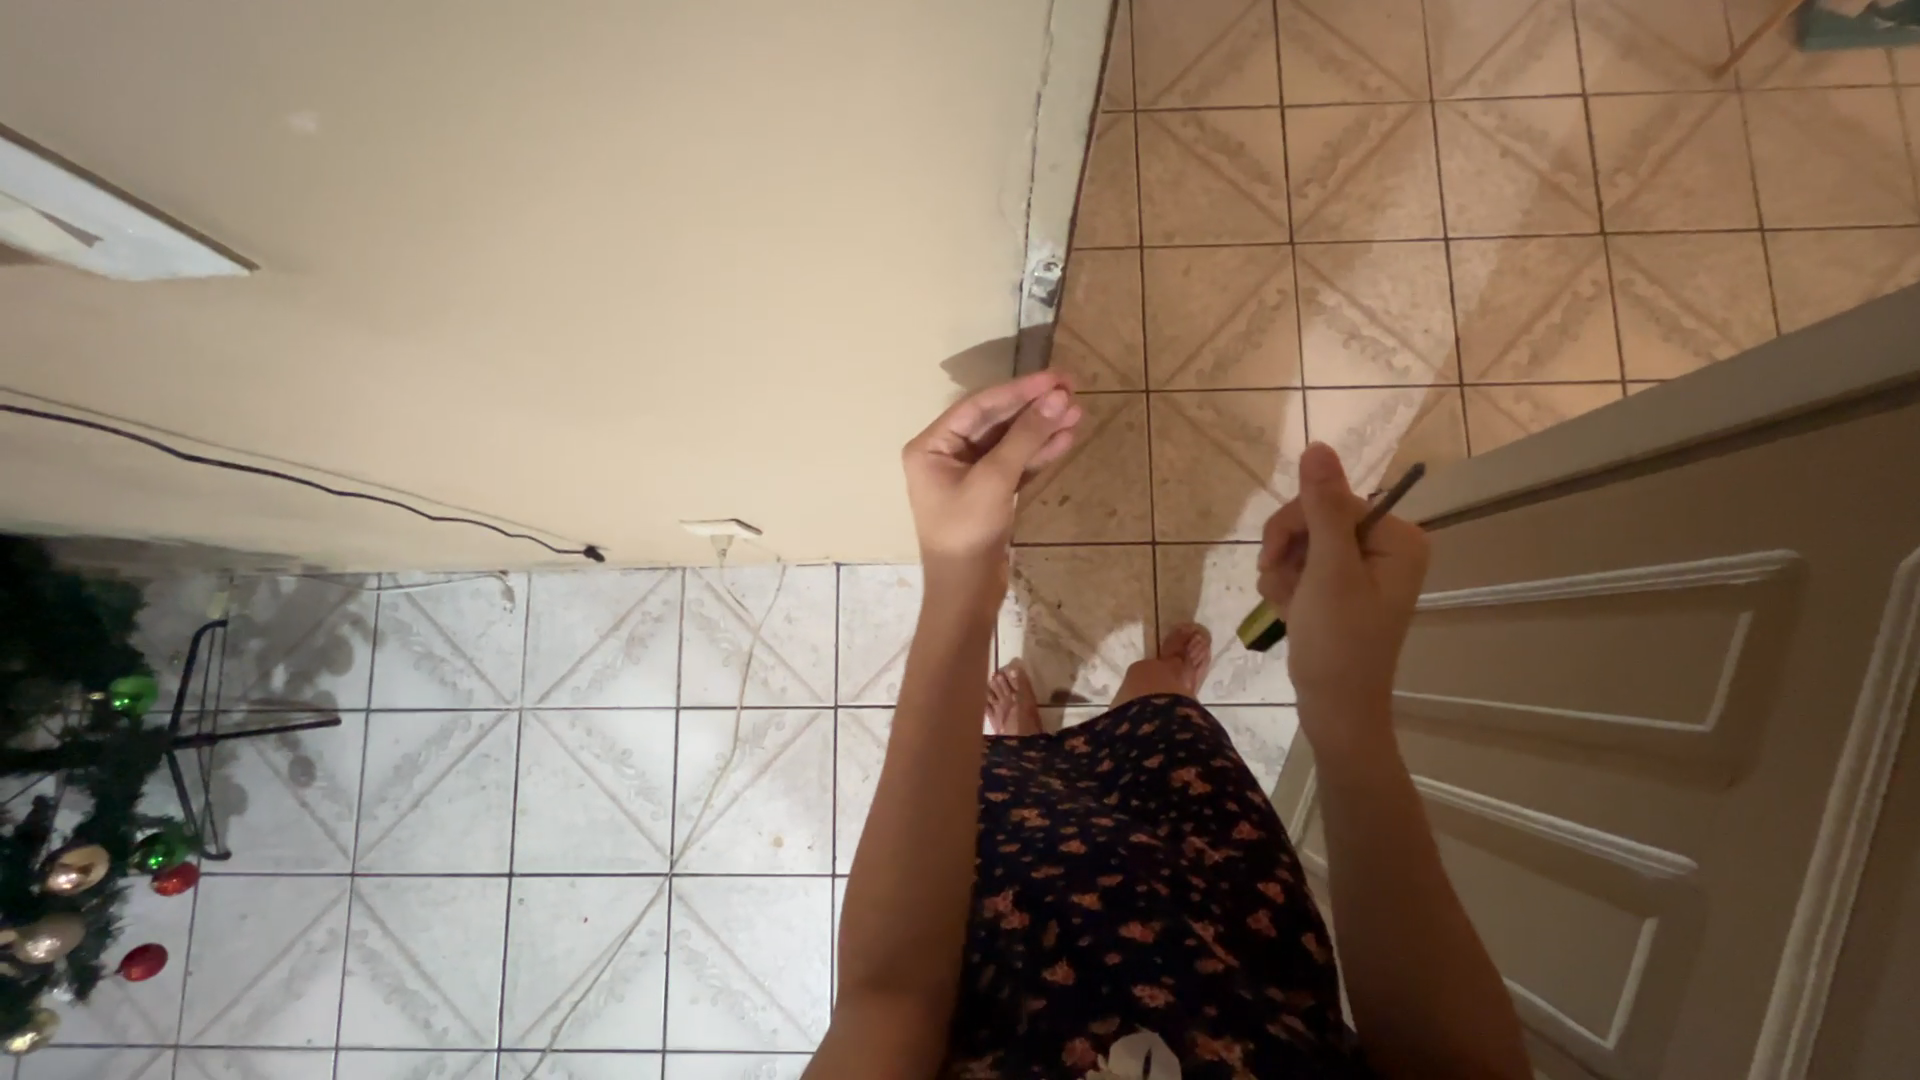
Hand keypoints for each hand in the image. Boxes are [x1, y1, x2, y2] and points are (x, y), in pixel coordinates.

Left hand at [902, 371, 1082, 581]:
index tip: (1055, 378)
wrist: (966, 592)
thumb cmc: (968, 532)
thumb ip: (1025, 436)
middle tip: (1073, 389)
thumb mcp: (995, 479)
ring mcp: (969, 474)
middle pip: (995, 421)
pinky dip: (1039, 453)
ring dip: (1042, 428)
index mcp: (931, 446)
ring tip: (1077, 412)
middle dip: (1033, 408)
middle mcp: (946, 454)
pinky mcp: (990, 493)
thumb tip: (1058, 397)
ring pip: (1009, 442)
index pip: (979, 406)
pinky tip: (1066, 438)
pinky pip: (1015, 464)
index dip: (1019, 390)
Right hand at [1257, 444, 1428, 749]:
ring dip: (1282, 571)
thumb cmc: (1338, 641)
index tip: (1272, 558)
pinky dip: (1286, 585)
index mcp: (1397, 537)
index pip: (1330, 500)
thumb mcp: (1328, 570)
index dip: (1293, 524)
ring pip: (1302, 543)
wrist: (1335, 707)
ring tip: (1285, 604)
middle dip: (1287, 551)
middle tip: (1274, 581)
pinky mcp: (1343, 588)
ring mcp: (1364, 569)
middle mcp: (1386, 546)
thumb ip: (1322, 507)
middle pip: (1315, 519)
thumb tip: (1318, 446)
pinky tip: (1288, 610)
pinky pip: (1303, 566)